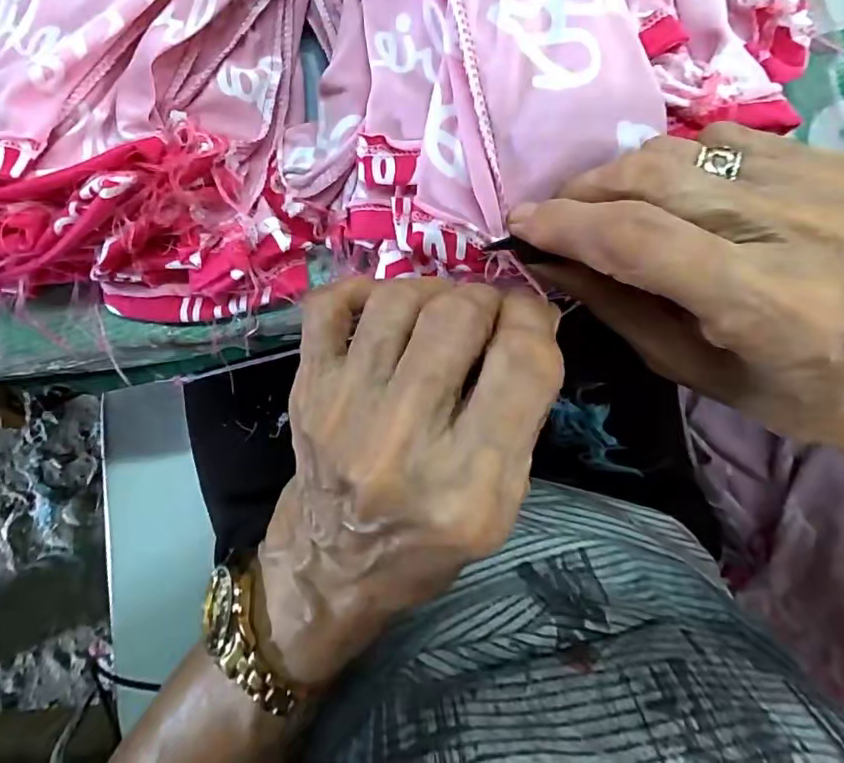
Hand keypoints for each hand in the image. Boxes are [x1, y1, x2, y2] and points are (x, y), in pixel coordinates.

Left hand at [254, 278, 561, 687]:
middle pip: (456, 319)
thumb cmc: (426, 538)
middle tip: (488, 309)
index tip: (531, 315)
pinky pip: (328, 305)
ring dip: (433, 288)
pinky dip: (361, 288)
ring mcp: (344, 407)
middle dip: (486, 299)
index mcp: (467, 483)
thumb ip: (520, 418)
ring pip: (396, 301)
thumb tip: (527, 324)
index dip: (536, 321)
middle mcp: (401, 439)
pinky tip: (385, 303)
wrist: (335, 556)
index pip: (521, 366)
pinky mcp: (307, 387)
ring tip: (443, 304)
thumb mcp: (500, 504)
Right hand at [505, 122, 843, 452]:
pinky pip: (716, 137)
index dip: (568, 222)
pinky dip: (679, 163)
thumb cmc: (771, 383)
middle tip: (555, 214)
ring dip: (623, 176)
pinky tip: (686, 197)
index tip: (519, 221)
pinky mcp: (836, 163)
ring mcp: (826, 189)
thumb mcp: (673, 361)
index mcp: (769, 304)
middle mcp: (804, 234)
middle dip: (584, 192)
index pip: (641, 238)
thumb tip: (539, 251)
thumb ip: (605, 298)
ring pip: (677, 150)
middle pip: (654, 179)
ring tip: (611, 206)